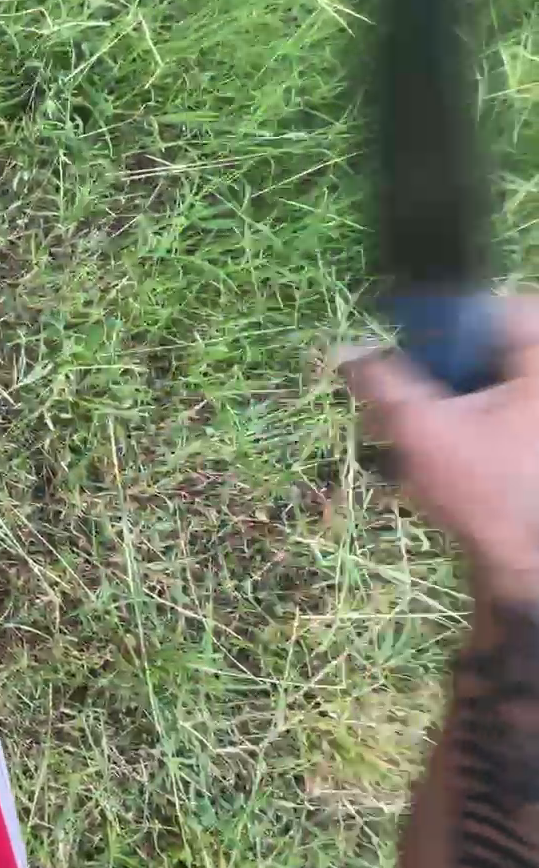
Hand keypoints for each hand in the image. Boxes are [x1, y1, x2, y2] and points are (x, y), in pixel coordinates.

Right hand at [343, 299, 538, 596]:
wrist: (531, 557)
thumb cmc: (483, 488)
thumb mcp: (416, 427)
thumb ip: (380, 381)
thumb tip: (347, 350)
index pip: (505, 310)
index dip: (449, 318)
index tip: (404, 340)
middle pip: (501, 349)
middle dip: (443, 368)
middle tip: (402, 398)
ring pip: (501, 384)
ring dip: (454, 398)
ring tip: (417, 432)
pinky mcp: (533, 445)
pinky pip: (510, 412)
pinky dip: (476, 421)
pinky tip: (449, 451)